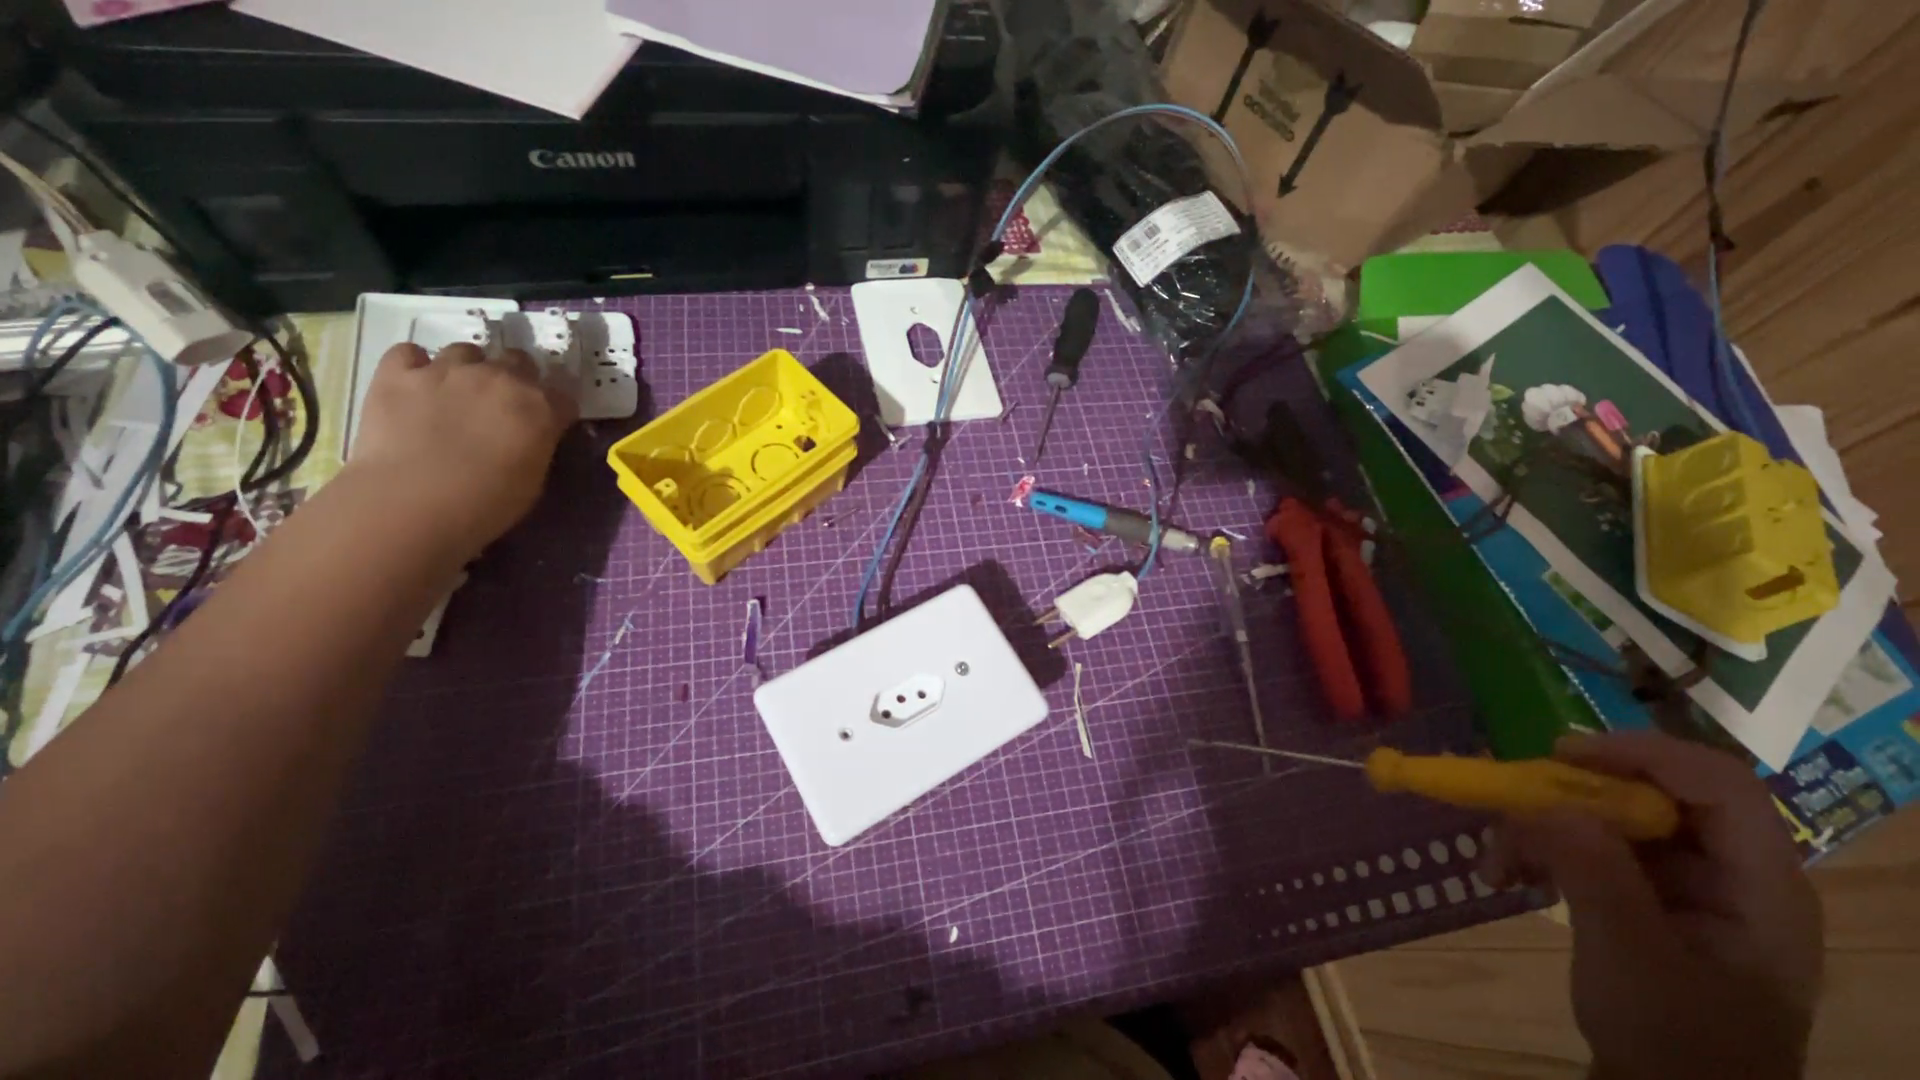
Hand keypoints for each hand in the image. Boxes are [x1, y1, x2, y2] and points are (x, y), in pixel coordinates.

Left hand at [349, 342, 576, 557]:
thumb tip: (529, 439)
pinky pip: (408, 353)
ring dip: (467, 368)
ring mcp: (446, 370)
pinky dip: (412, 365)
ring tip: (455, 393)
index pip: (562, 396)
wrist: (411, 503)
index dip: (555, 411)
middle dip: (516, 378)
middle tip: (502, 405)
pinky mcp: (398, 373)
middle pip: (518, 359)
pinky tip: (412, 384)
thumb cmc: (484, 505)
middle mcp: (499, 377)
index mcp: (540, 408)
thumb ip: (536, 448)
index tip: (546, 426)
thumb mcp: (533, 483)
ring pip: (465, 351)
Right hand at [1482, 732, 1821, 1079]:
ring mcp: (1692, 890)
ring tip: (1496, 859)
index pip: (1718, 785)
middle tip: (1510, 804)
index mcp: (1762, 886)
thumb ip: (1593, 870)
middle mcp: (1733, 875)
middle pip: (1656, 797)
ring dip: (1547, 828)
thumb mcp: (1630, 956)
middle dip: (1573, 797)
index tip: (1560, 756)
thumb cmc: (1671, 1040)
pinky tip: (1505, 876)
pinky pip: (1596, 851)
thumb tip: (1542, 801)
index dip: (1642, 754)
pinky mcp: (1651, 903)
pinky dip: (1547, 853)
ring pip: (1614, 821)